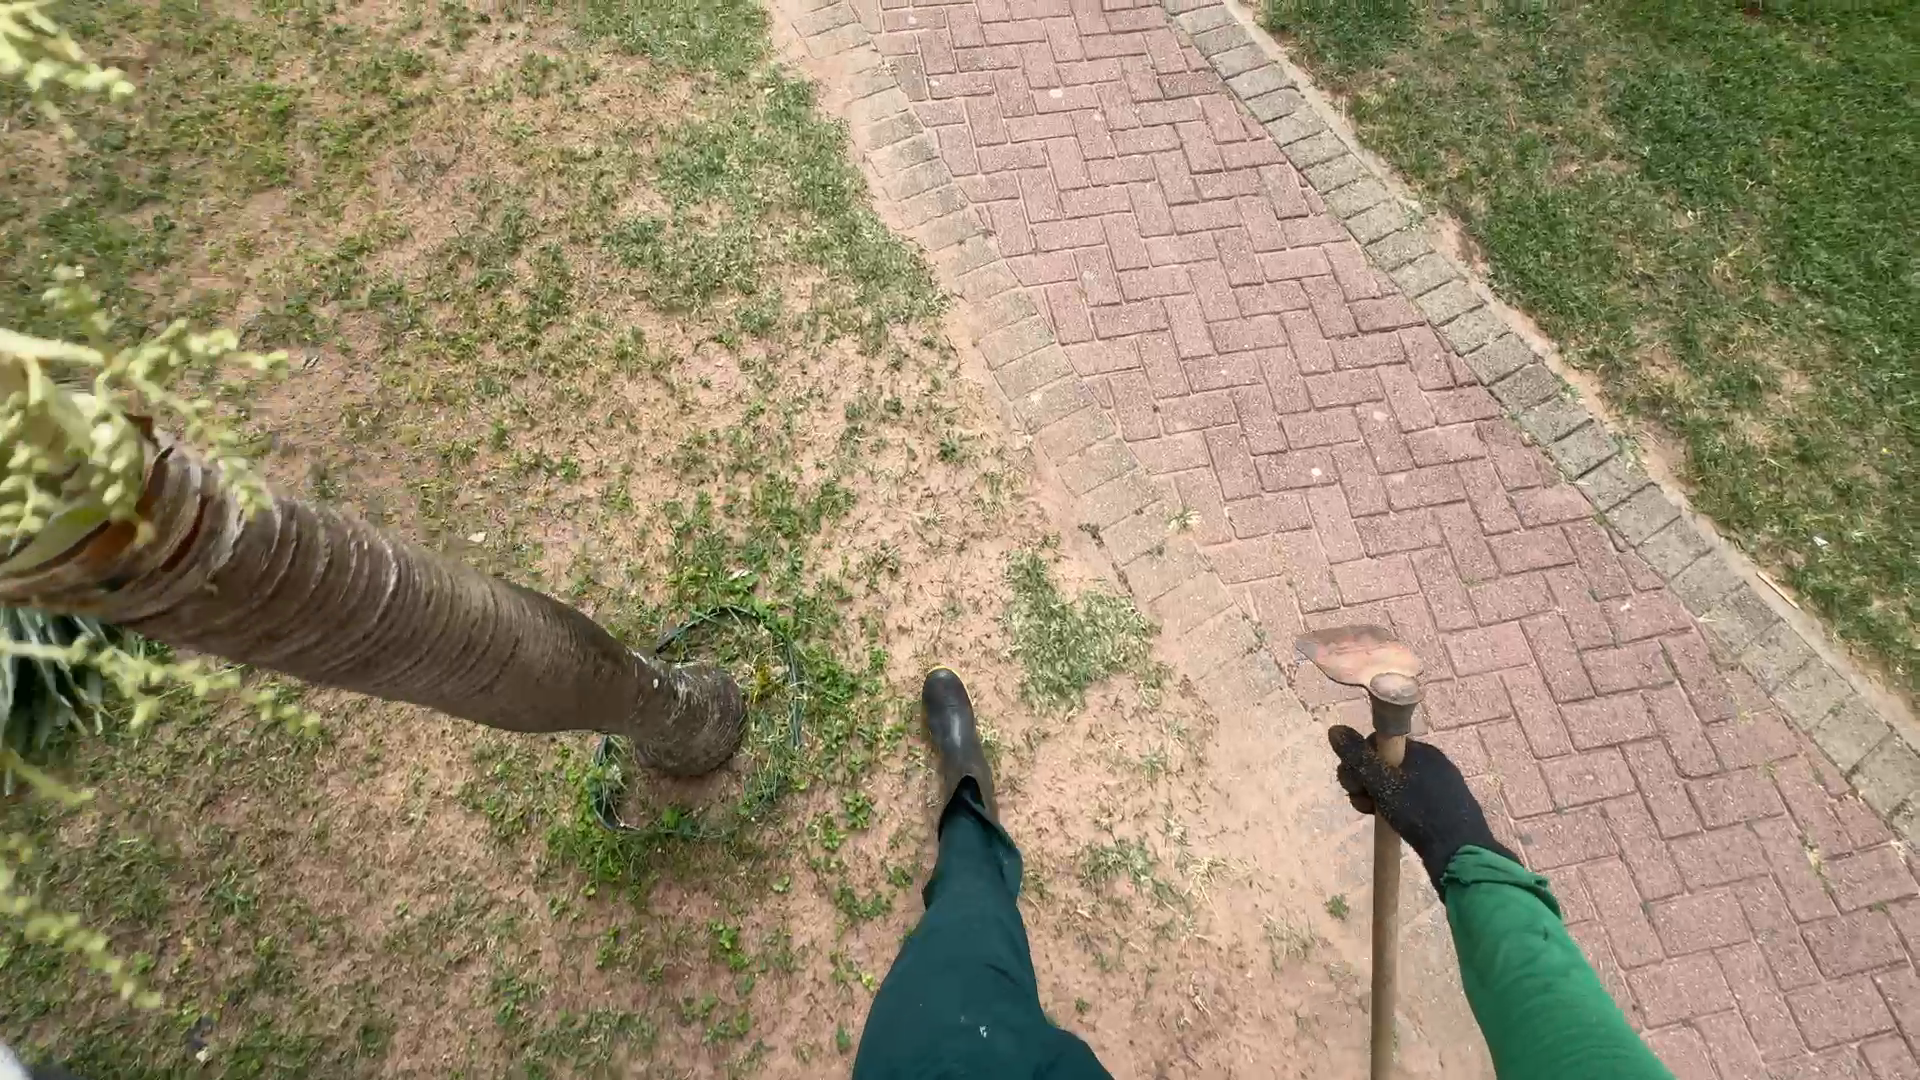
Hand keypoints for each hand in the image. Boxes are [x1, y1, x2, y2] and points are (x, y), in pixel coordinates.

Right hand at [1328, 725, 1519, 892]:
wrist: (1461, 856)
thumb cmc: (1420, 814)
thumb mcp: (1382, 782)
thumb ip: (1357, 756)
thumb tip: (1334, 729)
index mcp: (1421, 752)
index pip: (1377, 743)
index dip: (1359, 760)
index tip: (1355, 781)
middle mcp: (1431, 764)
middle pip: (1382, 762)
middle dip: (1363, 780)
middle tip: (1358, 798)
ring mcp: (1437, 787)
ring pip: (1392, 782)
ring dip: (1373, 795)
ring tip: (1369, 812)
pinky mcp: (1440, 808)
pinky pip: (1406, 798)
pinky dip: (1391, 805)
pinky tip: (1386, 819)